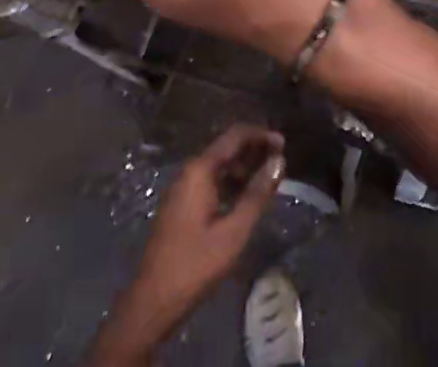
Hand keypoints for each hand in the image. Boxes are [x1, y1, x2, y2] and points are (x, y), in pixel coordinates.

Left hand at [91, 125, 284, 364]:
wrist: (153, 301)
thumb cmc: (196, 264)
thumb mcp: (234, 230)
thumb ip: (257, 193)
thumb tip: (279, 161)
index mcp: (200, 170)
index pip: (235, 136)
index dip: (261, 135)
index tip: (284, 144)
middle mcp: (189, 172)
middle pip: (226, 148)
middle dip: (254, 150)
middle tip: (281, 162)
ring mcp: (183, 189)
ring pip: (219, 166)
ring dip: (244, 167)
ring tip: (269, 180)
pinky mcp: (182, 205)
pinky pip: (211, 181)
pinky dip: (232, 182)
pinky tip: (247, 197)